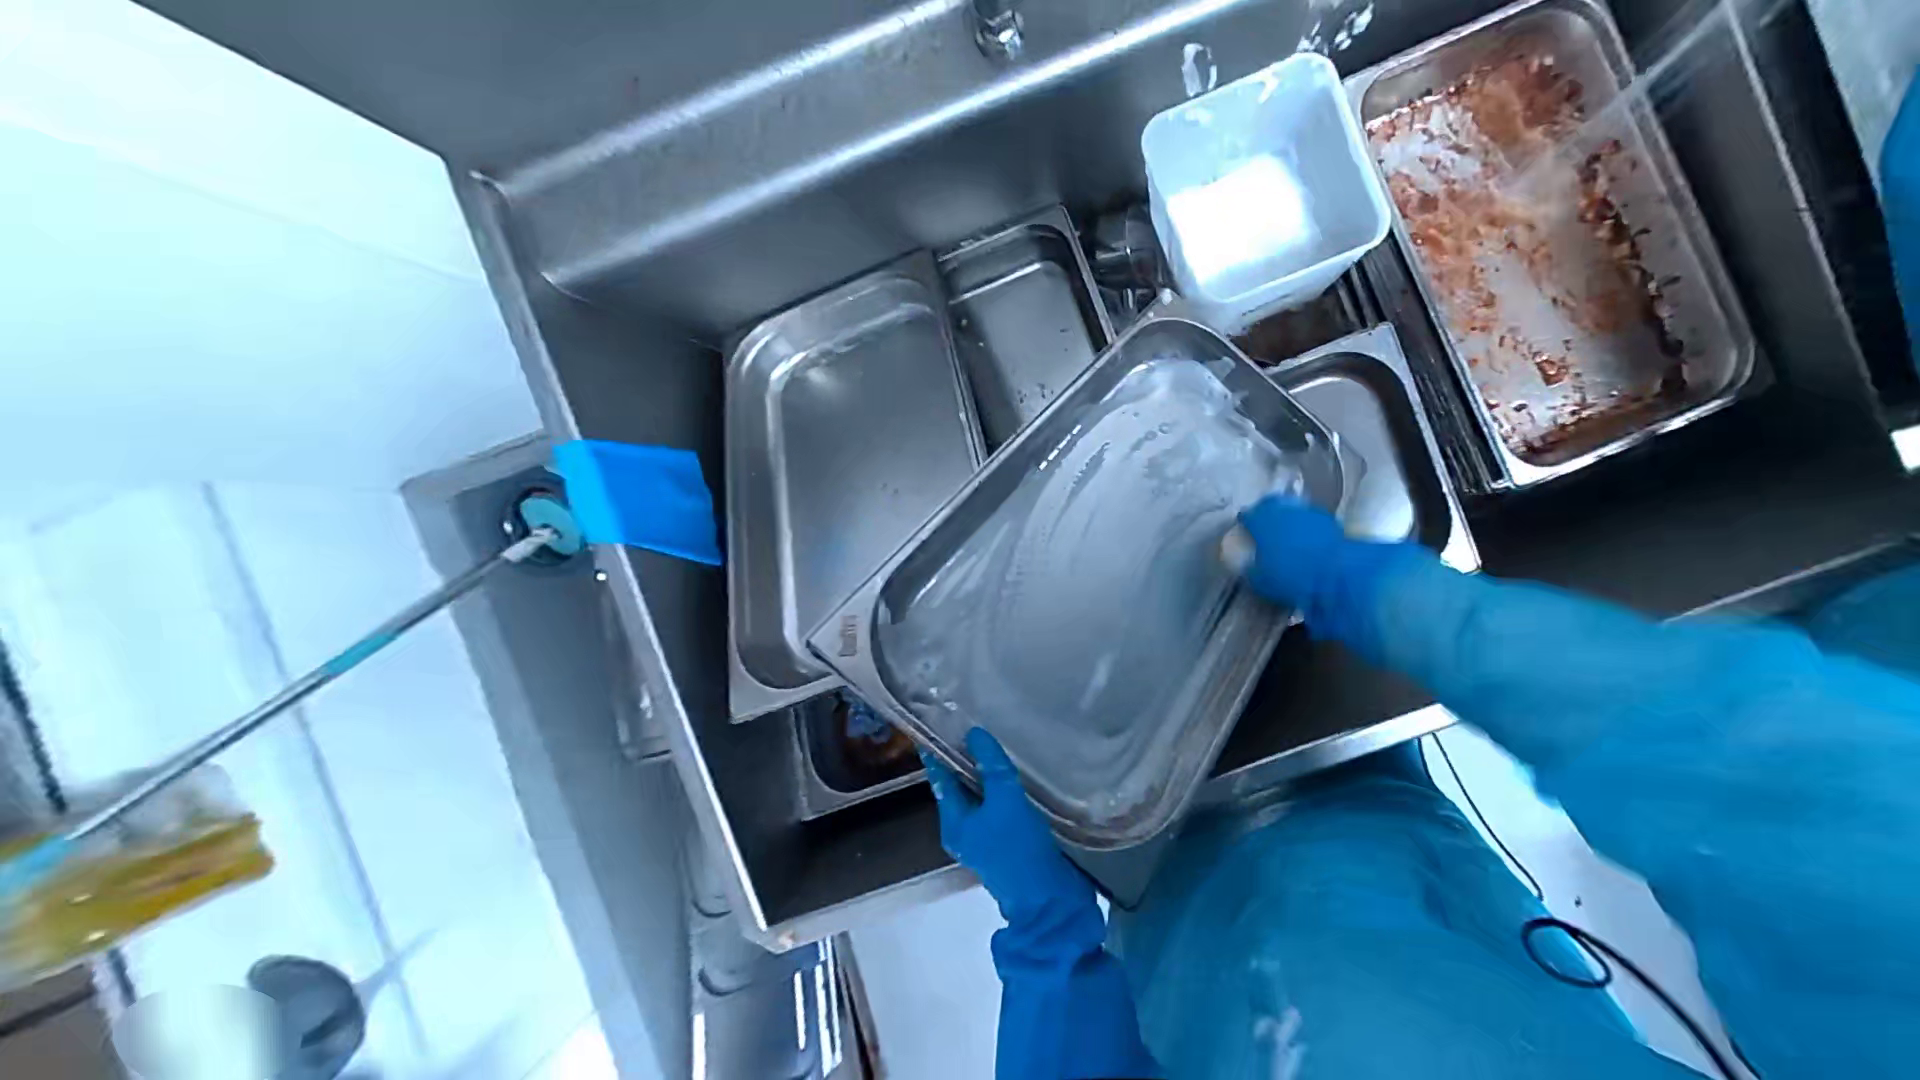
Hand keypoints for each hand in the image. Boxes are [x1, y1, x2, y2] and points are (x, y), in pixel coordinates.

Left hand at [921, 728, 1092, 925]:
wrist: (1050, 900)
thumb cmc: (1019, 847)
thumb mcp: (1005, 800)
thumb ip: (991, 766)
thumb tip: (974, 734)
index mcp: (953, 823)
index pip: (940, 778)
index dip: (938, 751)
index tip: (937, 725)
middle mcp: (964, 831)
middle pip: (960, 787)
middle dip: (965, 759)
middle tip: (973, 725)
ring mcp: (985, 839)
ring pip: (981, 797)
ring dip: (986, 774)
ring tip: (996, 743)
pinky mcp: (1007, 843)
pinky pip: (998, 808)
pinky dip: (1002, 790)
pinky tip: (1015, 775)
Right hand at [1236, 495, 1419, 646]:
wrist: (1342, 576)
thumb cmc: (1290, 575)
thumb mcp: (1260, 578)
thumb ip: (1251, 568)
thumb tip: (1247, 565)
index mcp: (1264, 519)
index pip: (1249, 516)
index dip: (1246, 524)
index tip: (1244, 532)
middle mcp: (1288, 511)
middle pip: (1274, 510)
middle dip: (1269, 520)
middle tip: (1265, 534)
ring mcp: (1315, 516)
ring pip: (1297, 517)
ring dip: (1292, 527)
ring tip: (1288, 543)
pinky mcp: (1337, 527)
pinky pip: (1315, 528)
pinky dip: (1310, 536)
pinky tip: (1308, 549)